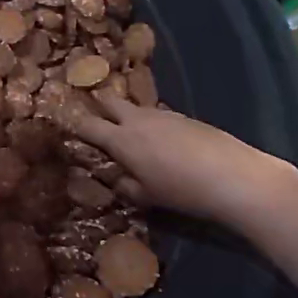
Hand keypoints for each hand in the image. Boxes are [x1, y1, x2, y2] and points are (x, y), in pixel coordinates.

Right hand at [68, 94, 297, 232]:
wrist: (232, 175)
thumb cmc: (182, 190)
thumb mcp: (147, 196)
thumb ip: (127, 185)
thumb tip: (118, 178)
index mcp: (121, 140)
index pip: (89, 126)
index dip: (75, 123)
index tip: (65, 121)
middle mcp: (137, 120)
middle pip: (110, 101)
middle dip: (99, 104)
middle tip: (93, 110)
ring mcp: (162, 114)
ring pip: (136, 107)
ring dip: (127, 113)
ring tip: (128, 127)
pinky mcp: (184, 116)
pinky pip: (157, 114)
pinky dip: (151, 122)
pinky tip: (161, 138)